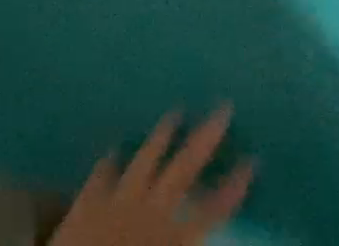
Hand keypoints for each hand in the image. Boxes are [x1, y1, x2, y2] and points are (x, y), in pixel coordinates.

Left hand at [47, 106, 254, 245]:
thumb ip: (189, 239)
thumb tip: (209, 231)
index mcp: (173, 235)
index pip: (213, 207)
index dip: (235, 184)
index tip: (253, 158)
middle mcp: (150, 209)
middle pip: (184, 168)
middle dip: (206, 136)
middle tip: (224, 105)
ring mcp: (116, 201)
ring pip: (144, 160)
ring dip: (161, 136)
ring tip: (176, 111)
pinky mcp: (86, 203)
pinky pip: (99, 175)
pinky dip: (108, 161)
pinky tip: (113, 147)